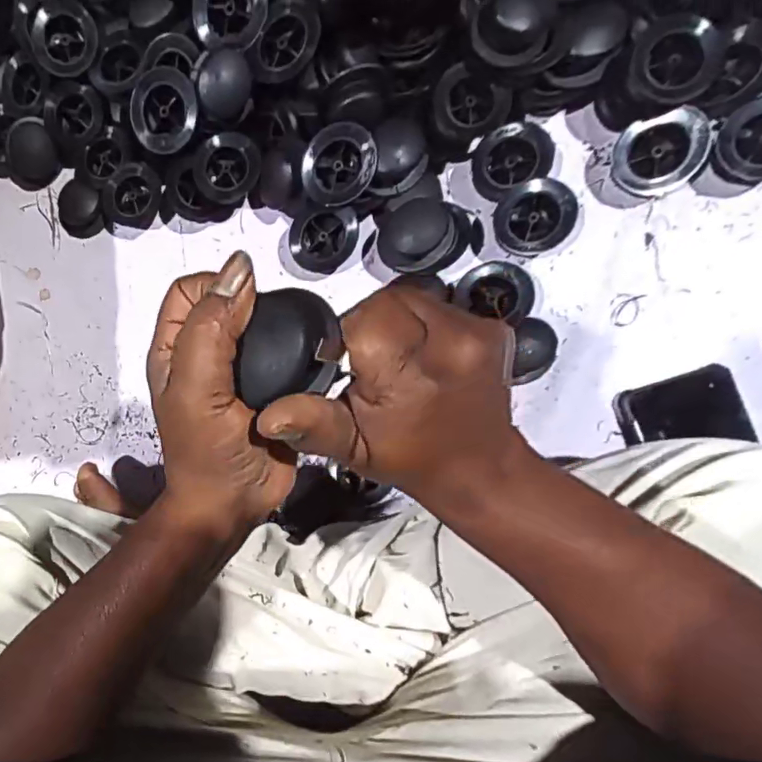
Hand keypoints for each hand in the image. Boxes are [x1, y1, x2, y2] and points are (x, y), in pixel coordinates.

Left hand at [77, 251, 294, 536]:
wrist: (234, 503)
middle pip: (228, 302)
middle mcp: (203, 356)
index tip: (243, 312)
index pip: (192, 289)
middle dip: (252, 306)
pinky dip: (294, 355)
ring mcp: (237, 374)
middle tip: (265, 337)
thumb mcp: (196, 387)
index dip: (218, 287)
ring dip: (277, 333)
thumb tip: (237, 273)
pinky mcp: (268, 389)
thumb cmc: (205, 457)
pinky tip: (297, 369)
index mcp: (175, 350)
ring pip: (260, 328)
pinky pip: (286, 356)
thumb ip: (211, 328)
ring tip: (283, 355)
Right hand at [254, 278, 533, 508]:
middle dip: (370, 324)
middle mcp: (448, 346)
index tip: (346, 360)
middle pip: (388, 298)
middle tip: (371, 364)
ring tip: (398, 361)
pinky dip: (425, 324)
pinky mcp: (490, 327)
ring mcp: (473, 334)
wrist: (474, 466)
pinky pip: (441, 304)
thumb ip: (311, 425)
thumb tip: (271, 417)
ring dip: (398, 320)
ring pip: (415, 295)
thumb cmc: (413, 458)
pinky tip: (423, 357)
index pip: (363, 316)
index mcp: (408, 374)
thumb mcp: (352, 448)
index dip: (345, 335)